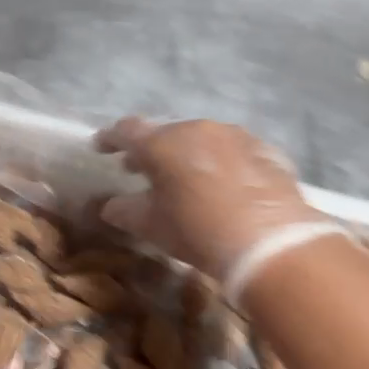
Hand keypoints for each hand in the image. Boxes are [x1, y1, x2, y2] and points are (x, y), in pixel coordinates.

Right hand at [95, 118, 341, 299]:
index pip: (126, 130)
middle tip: (140, 169)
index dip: (110, 139)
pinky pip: (234, 153)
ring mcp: (236, 136)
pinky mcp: (267, 151)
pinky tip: (222, 184)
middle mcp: (197, 128)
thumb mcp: (150, 225)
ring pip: (202, 140)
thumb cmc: (195, 229)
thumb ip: (124, 211)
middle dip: (151, 150)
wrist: (268, 240)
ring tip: (183, 177)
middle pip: (166, 133)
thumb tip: (110, 206)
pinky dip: (221, 164)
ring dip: (187, 154)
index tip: (100, 148)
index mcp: (161, 142)